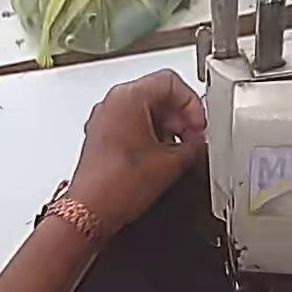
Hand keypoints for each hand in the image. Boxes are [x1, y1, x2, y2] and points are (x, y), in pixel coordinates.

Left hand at [67, 70, 207, 230]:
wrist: (91, 209)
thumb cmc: (118, 185)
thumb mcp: (171, 163)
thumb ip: (193, 146)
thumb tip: (197, 144)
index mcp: (129, 97)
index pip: (171, 82)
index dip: (192, 104)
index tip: (199, 125)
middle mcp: (113, 102)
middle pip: (157, 94)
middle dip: (180, 117)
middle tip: (193, 138)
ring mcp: (104, 119)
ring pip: (144, 110)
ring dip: (166, 127)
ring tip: (179, 151)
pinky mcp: (101, 137)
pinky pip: (131, 126)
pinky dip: (149, 136)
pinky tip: (160, 158)